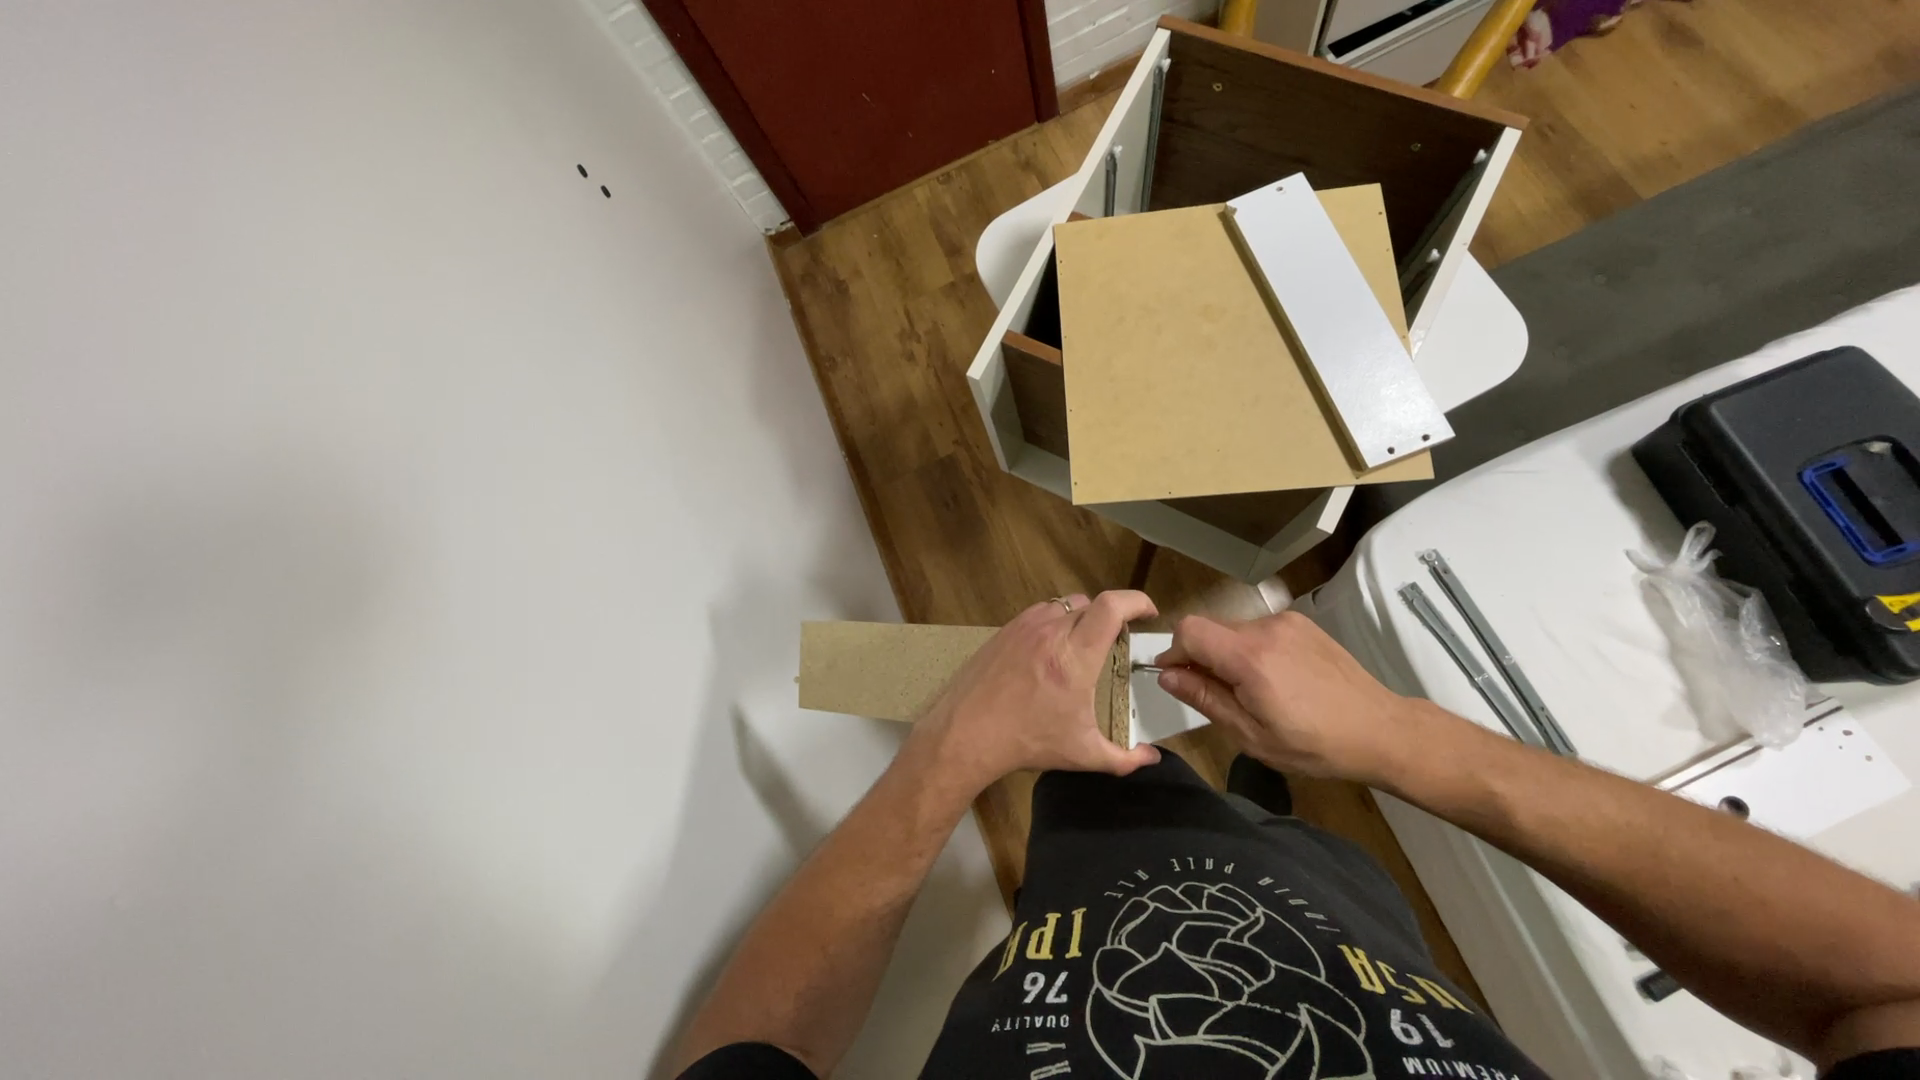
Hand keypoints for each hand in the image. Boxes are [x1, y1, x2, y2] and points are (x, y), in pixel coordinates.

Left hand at [910, 591, 1163, 794]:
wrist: (966, 733)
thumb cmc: (1028, 741)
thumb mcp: (1082, 754)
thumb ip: (1124, 758)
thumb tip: (1151, 758)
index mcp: (1076, 653)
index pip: (1113, 606)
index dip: (1137, 601)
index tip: (1149, 613)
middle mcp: (1051, 630)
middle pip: (1091, 603)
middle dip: (1111, 616)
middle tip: (1116, 640)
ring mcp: (1024, 627)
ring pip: (1063, 605)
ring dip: (1080, 617)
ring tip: (1083, 644)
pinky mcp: (1003, 631)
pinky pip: (1038, 614)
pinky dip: (1053, 622)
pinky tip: (1050, 650)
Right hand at [1155, 612, 1425, 783]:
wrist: (1380, 730)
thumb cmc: (1314, 745)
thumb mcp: (1251, 735)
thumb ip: (1205, 698)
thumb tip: (1167, 676)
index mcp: (1250, 657)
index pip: (1188, 631)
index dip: (1173, 653)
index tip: (1176, 679)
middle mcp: (1266, 628)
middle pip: (1209, 628)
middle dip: (1200, 657)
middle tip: (1215, 694)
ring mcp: (1287, 622)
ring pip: (1233, 629)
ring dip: (1227, 654)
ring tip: (1251, 691)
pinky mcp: (1302, 624)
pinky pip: (1258, 630)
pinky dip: (1251, 650)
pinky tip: (1274, 680)